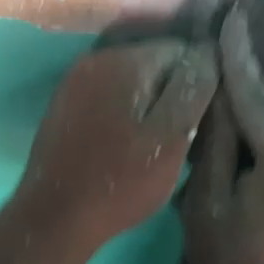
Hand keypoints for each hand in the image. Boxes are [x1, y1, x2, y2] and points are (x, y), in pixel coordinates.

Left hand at [14, 39, 219, 249]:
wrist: (56, 214)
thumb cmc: (121, 181)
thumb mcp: (170, 139)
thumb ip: (191, 90)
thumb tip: (206, 52)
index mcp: (124, 59)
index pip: (178, 50)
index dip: (197, 80)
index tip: (204, 114)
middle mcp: (97, 57)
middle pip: (152, 60)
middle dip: (171, 88)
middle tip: (183, 130)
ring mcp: (76, 78)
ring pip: (129, 76)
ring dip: (147, 98)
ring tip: (157, 138)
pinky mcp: (65, 99)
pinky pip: (106, 90)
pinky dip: (123, 106)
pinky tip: (127, 138)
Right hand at [182, 8, 263, 263]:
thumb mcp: (208, 205)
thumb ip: (215, 143)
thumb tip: (216, 92)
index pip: (257, 97)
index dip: (238, 55)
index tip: (231, 13)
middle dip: (237, 93)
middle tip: (206, 60)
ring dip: (245, 122)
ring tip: (211, 107)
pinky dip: (258, 145)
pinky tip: (234, 145)